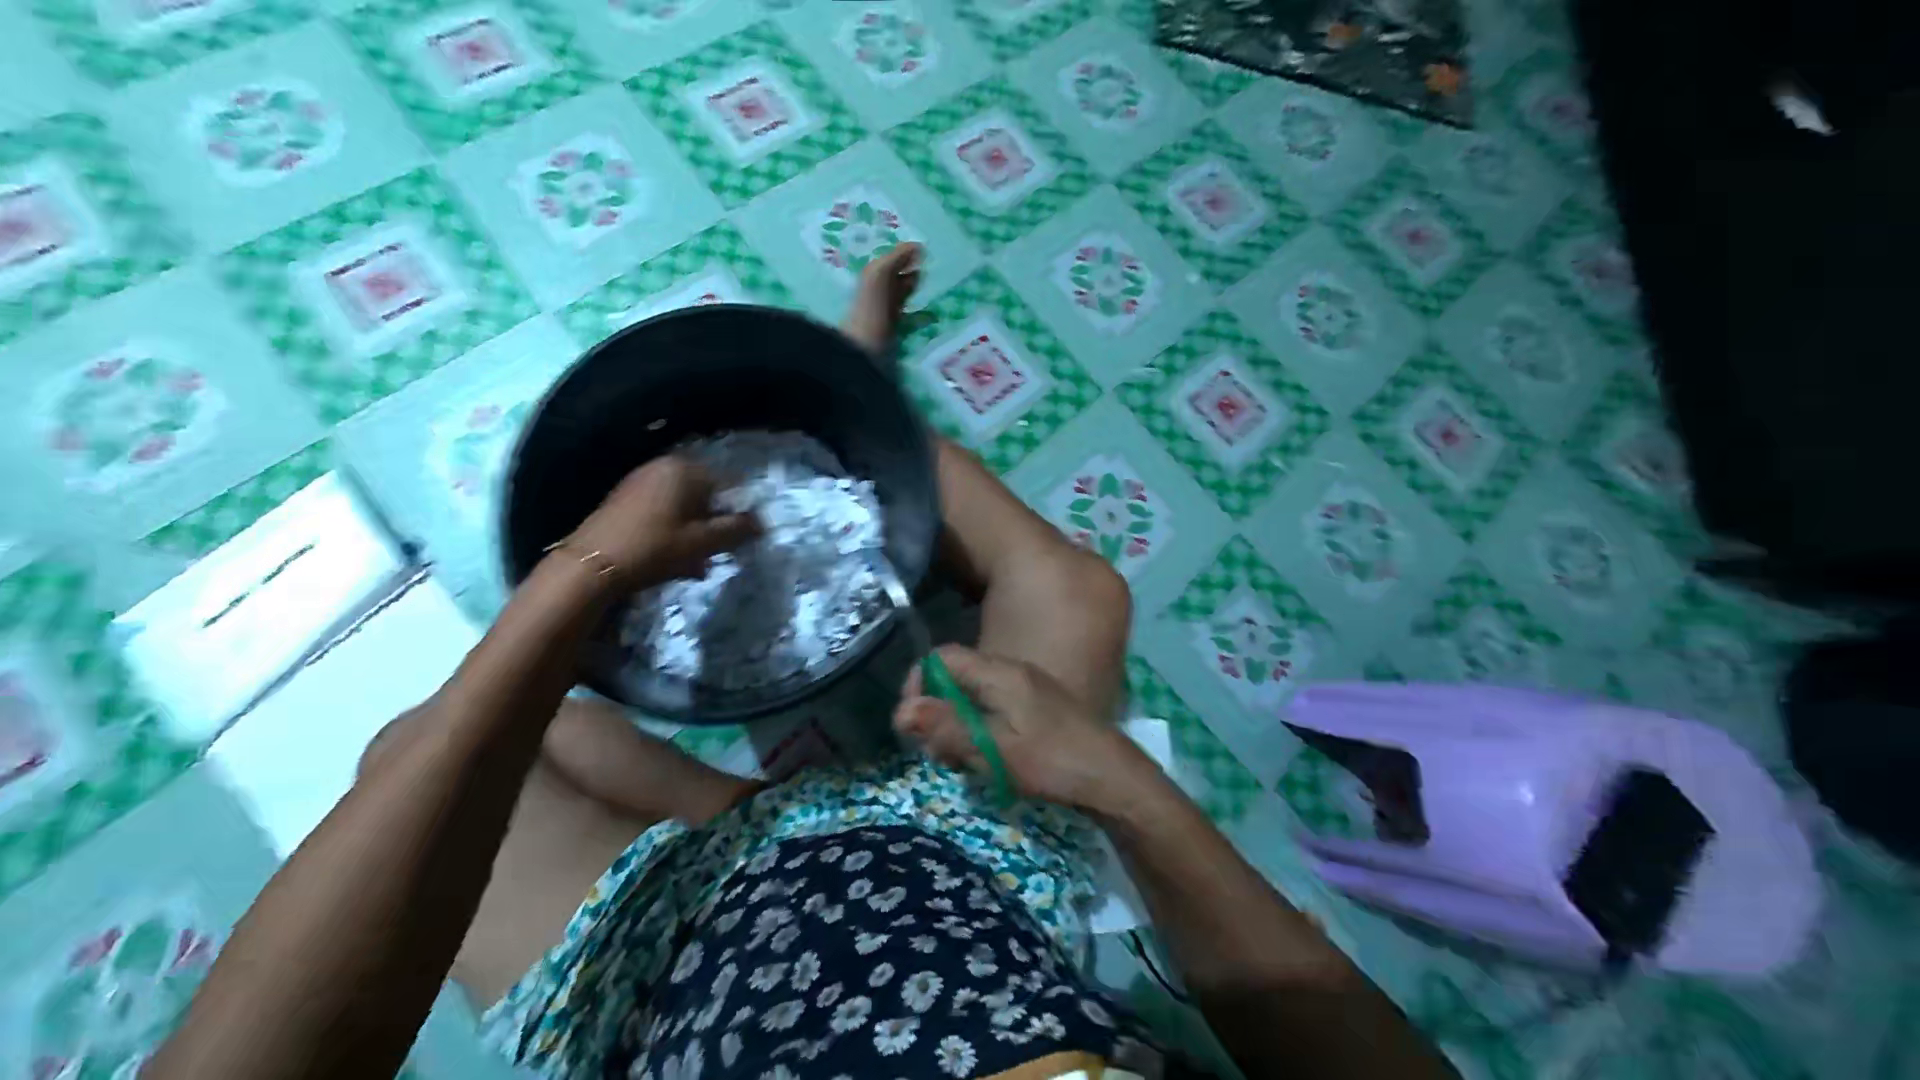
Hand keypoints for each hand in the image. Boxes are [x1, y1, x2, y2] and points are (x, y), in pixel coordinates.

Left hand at [565, 456, 757, 590]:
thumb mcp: (703, 542)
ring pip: (683, 506)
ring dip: (695, 532)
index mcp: (686, 469)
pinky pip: (662, 512)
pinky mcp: (624, 500)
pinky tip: (675, 559)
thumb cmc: (655, 547)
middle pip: (704, 495)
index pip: (729, 484)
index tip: (741, 537)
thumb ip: (736, 529)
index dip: (739, 511)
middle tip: (718, 553)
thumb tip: (761, 523)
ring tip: (697, 563)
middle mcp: (663, 466)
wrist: (591, 565)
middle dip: (715, 524)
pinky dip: (674, 531)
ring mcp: (640, 481)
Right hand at [893, 645, 1150, 811]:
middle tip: (938, 749)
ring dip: (958, 723)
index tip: (914, 720)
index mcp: (999, 672)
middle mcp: (1011, 671)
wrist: (1113, 777)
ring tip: (960, 759)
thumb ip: (947, 727)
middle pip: (956, 677)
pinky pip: (994, 708)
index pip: (942, 657)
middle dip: (937, 709)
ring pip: (974, 696)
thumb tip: (900, 712)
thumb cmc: (1052, 760)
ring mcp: (1027, 688)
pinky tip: (987, 758)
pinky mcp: (1038, 708)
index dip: (919, 682)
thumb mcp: (993, 748)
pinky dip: (981, 729)